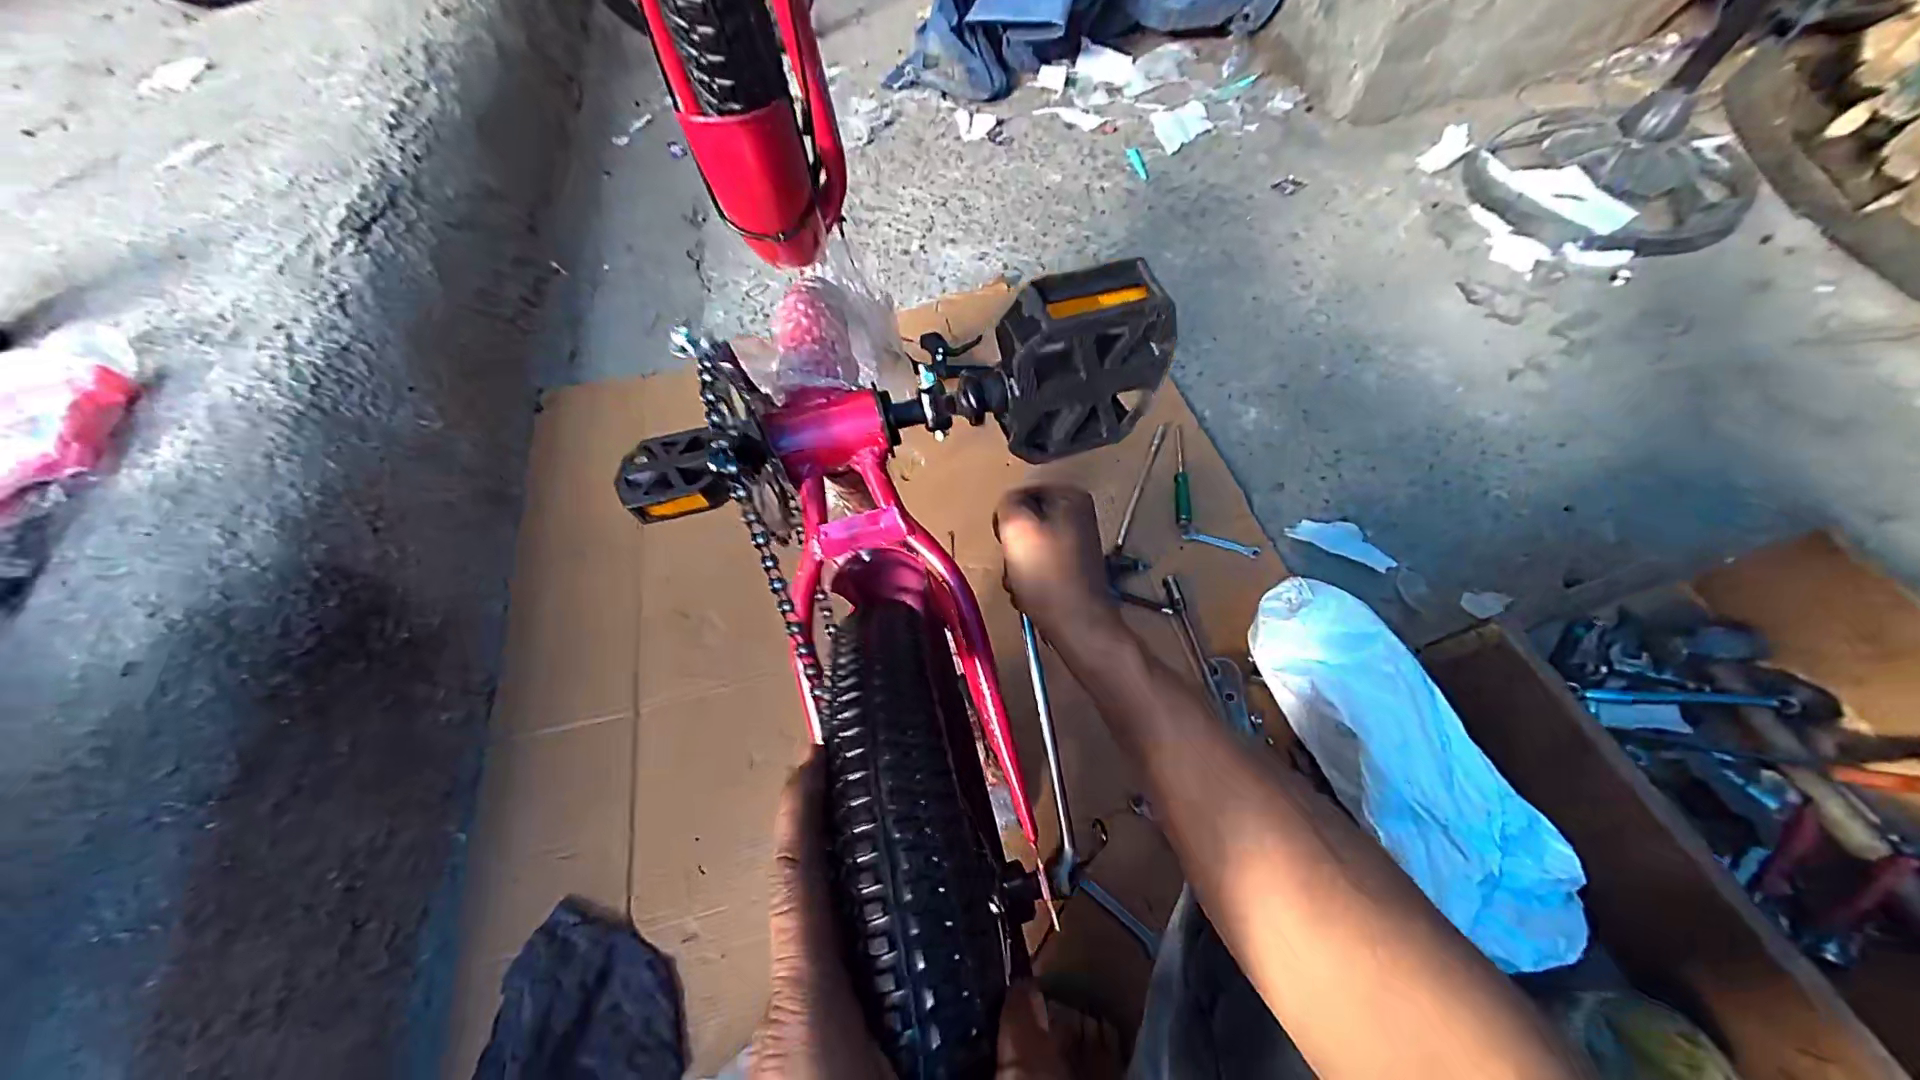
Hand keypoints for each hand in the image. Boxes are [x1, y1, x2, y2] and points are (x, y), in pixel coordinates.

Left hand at [749, 753, 1070, 1079]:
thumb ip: (1016, 1070)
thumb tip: (1024, 1000)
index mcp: (810, 1017)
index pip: (794, 889)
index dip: (796, 813)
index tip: (812, 755)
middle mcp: (788, 1020)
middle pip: (803, 905)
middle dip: (834, 839)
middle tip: (884, 790)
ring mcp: (792, 1041)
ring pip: (816, 944)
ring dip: (850, 890)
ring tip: (900, 847)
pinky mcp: (804, 1056)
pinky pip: (827, 976)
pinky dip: (856, 936)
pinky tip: (901, 934)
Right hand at [993, 485, 1118, 639]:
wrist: (1077, 624)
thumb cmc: (1047, 575)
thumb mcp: (1017, 527)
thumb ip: (1008, 503)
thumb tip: (1009, 507)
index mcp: (1070, 496)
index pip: (1020, 494)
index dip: (1007, 517)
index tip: (1008, 541)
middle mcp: (1078, 515)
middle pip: (1025, 521)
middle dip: (1013, 545)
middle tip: (1014, 564)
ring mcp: (1076, 543)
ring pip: (1028, 546)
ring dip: (1016, 566)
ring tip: (1020, 583)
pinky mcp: (1072, 568)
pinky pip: (1039, 565)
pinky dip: (1029, 579)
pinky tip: (1029, 594)